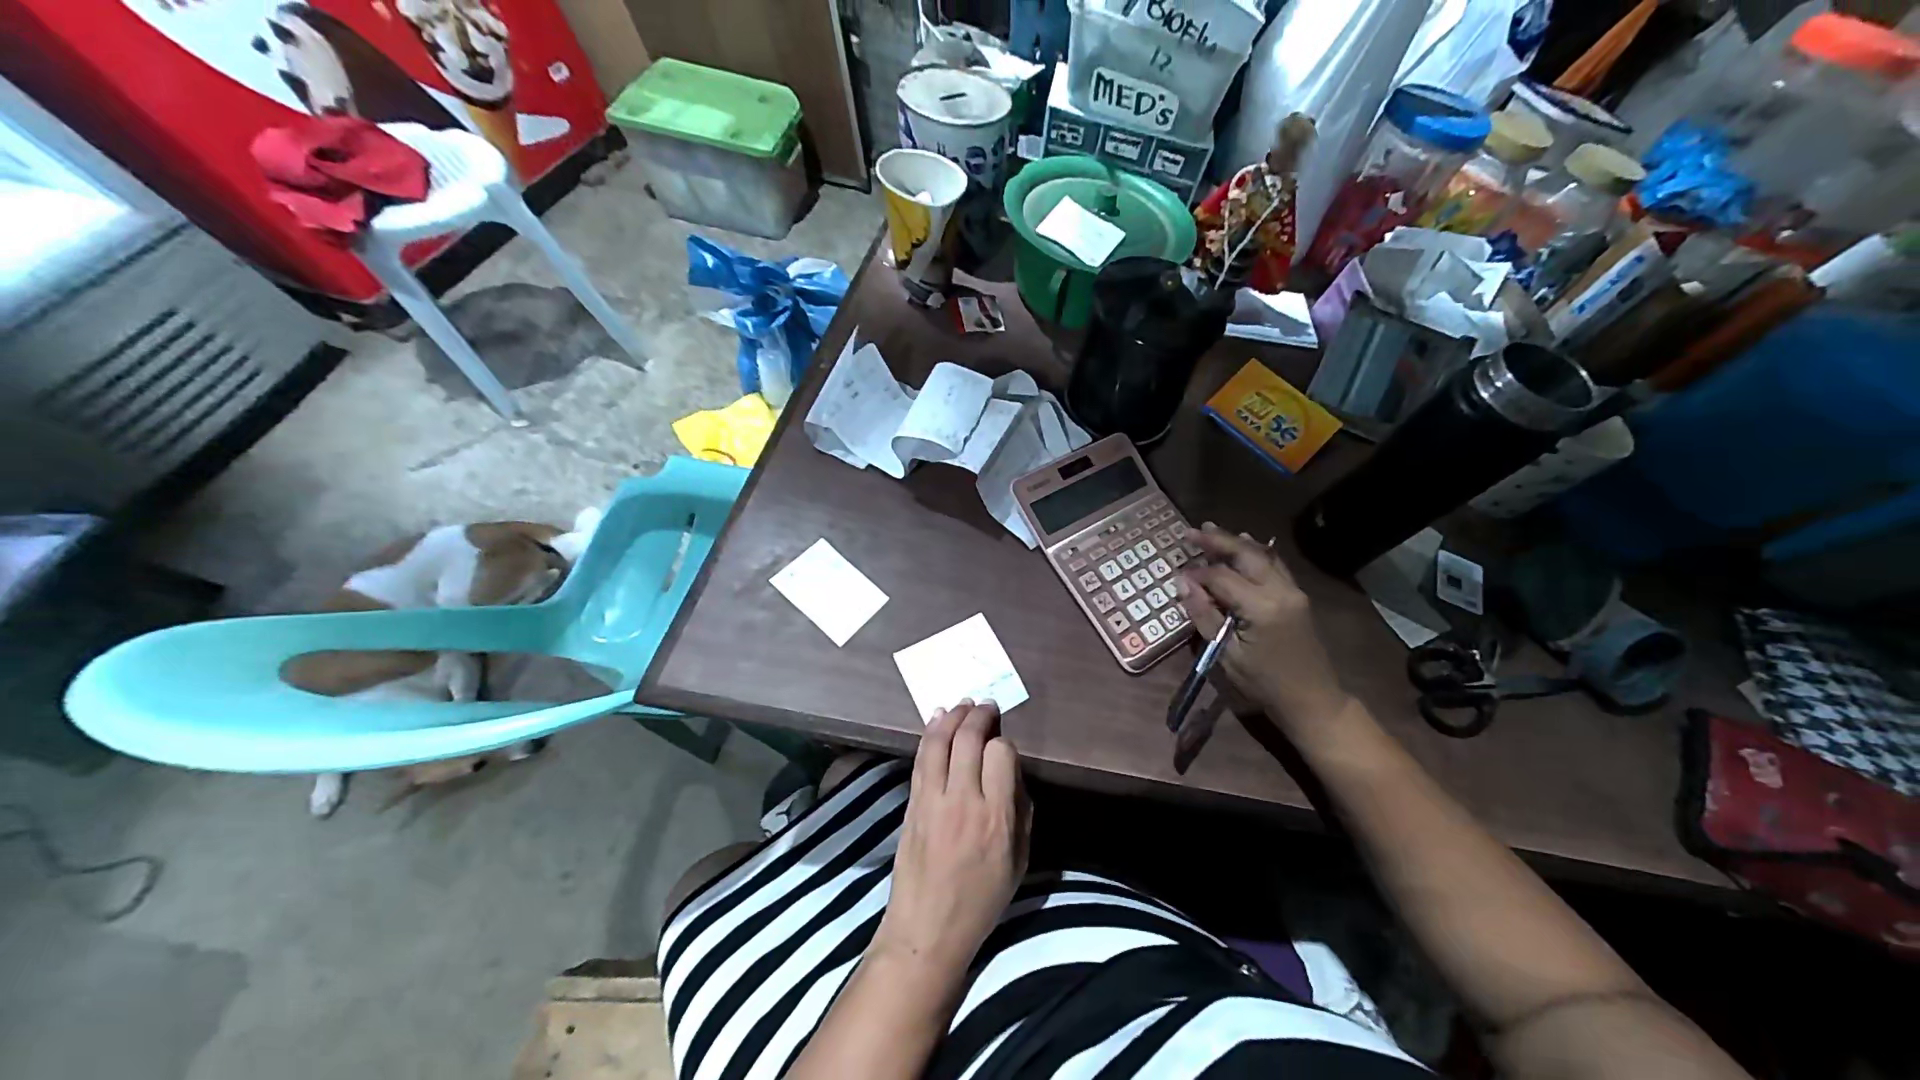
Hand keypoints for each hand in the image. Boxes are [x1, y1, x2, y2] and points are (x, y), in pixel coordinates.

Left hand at [876, 701, 1029, 971]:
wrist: (927, 928)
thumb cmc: (981, 899)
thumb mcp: (1019, 861)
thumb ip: (1021, 811)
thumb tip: (1012, 772)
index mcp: (996, 818)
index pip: (1001, 754)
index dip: (1004, 742)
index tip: (1004, 744)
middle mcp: (963, 801)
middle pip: (969, 740)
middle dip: (979, 715)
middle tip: (987, 705)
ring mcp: (932, 800)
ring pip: (940, 742)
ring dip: (953, 717)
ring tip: (963, 704)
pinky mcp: (912, 803)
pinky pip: (922, 758)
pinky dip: (930, 733)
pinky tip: (938, 719)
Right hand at [1173, 525, 1350, 727]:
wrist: (1312, 699)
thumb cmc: (1263, 683)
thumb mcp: (1226, 655)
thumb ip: (1205, 616)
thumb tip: (1183, 584)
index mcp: (1261, 607)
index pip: (1221, 577)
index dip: (1197, 574)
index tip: (1178, 576)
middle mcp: (1280, 591)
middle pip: (1245, 555)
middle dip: (1217, 540)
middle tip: (1190, 532)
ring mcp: (1293, 591)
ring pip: (1262, 555)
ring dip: (1236, 541)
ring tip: (1211, 529)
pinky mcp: (1297, 596)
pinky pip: (1275, 565)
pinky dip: (1256, 552)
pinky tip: (1245, 543)